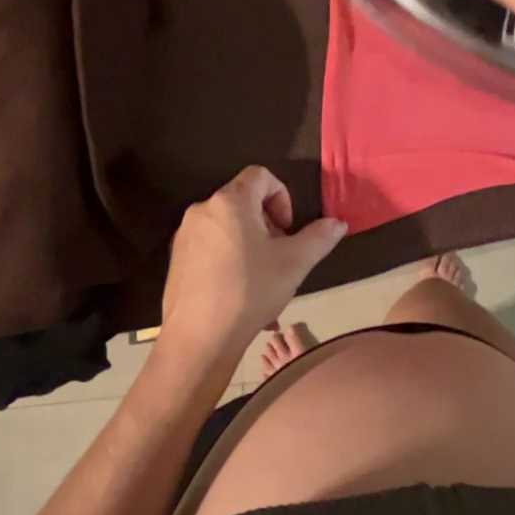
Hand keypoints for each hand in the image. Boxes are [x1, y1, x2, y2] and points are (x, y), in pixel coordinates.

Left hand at [158, 166, 346, 355]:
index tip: (287, 229)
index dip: (281, 196)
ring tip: (262, 278)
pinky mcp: (176, 259)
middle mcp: (203, 210)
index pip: (261, 175)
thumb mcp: (294, 263)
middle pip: (243, 200)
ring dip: (250, 242)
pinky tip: (240, 292)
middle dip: (267, 223)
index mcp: (230, 201)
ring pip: (227, 226)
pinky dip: (229, 258)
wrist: (199, 338)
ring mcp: (185, 235)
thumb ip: (319, 237)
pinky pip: (210, 247)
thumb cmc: (250, 291)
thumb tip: (338, 223)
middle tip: (279, 254)